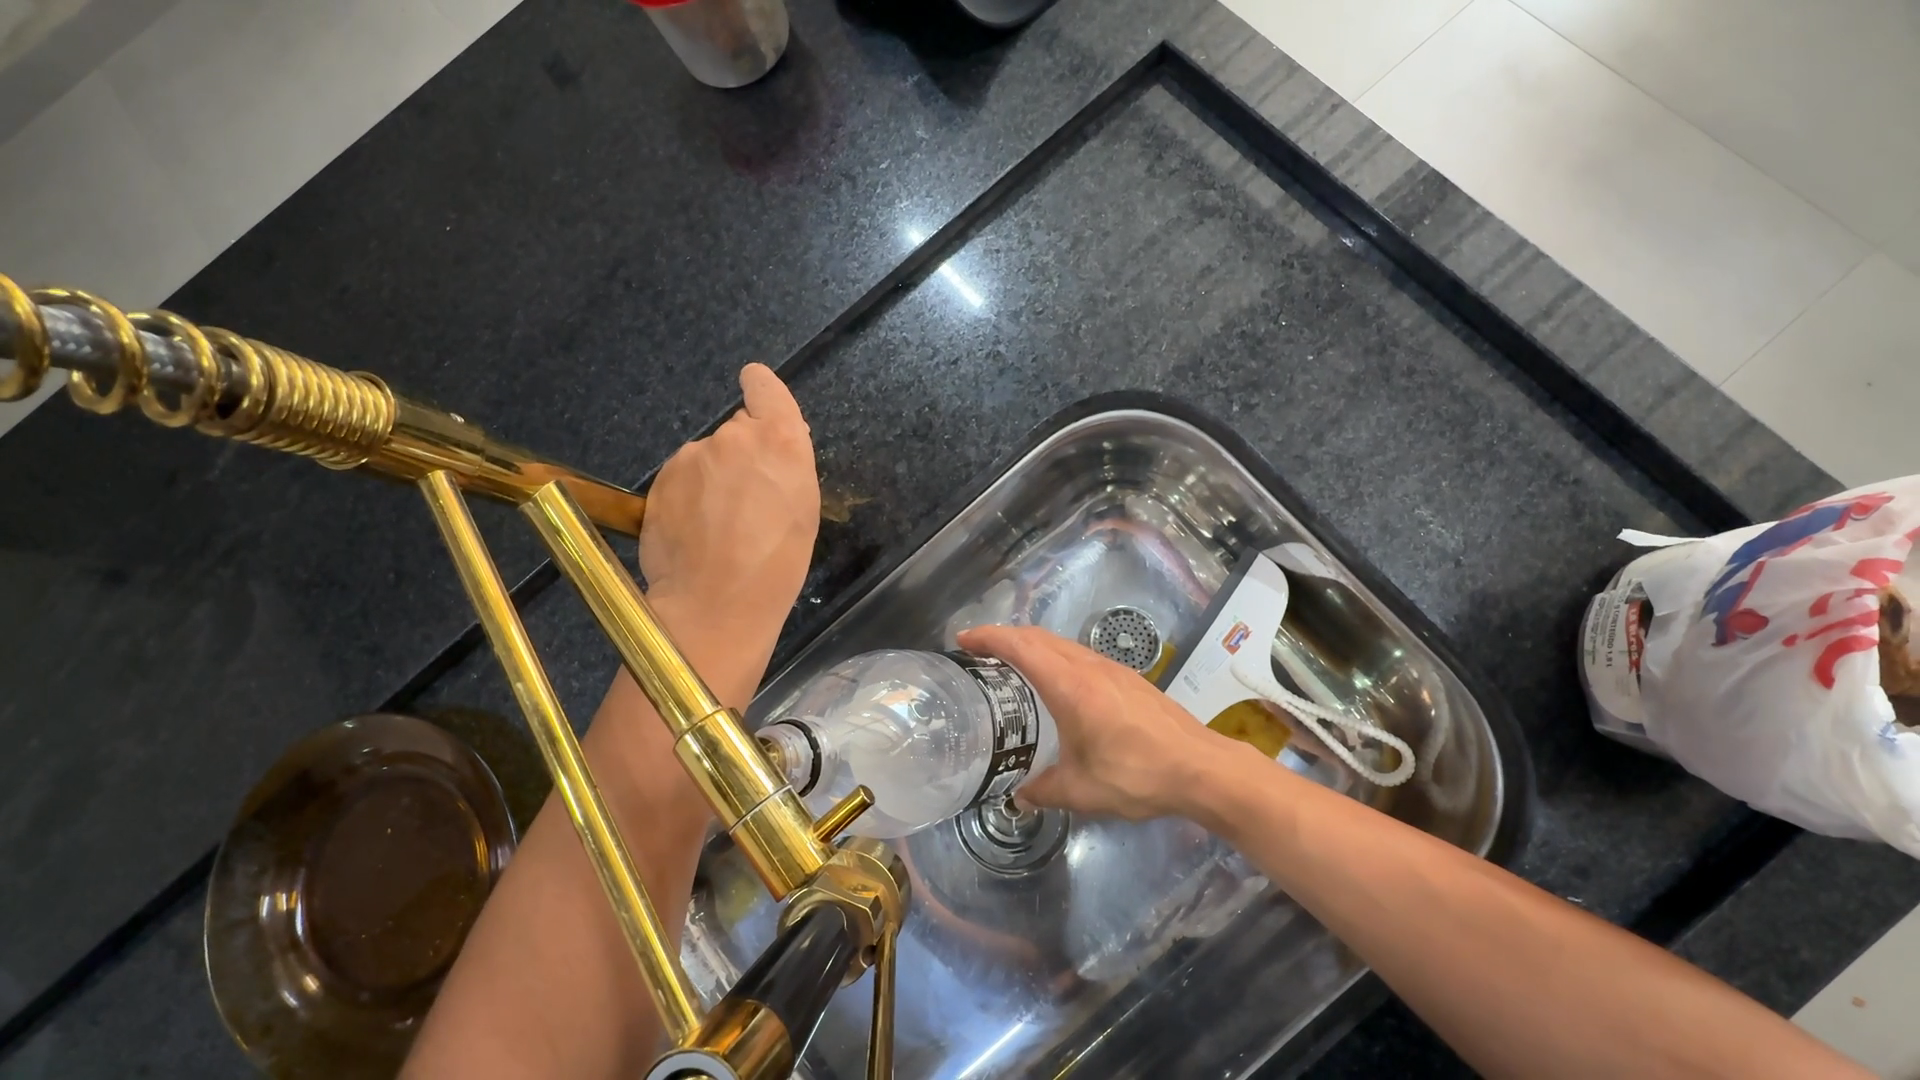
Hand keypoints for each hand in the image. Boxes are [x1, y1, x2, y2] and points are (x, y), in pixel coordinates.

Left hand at [640, 364, 818, 645]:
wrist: (716, 602)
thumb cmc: (778, 562)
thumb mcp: (803, 507)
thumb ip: (787, 462)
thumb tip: (773, 442)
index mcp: (778, 439)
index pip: (763, 385)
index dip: (760, 388)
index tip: (756, 393)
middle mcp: (733, 436)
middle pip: (737, 432)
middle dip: (742, 456)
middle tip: (748, 502)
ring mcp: (691, 457)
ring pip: (706, 459)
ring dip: (712, 480)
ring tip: (719, 528)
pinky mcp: (661, 481)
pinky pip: (681, 480)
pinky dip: (688, 499)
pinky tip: (696, 534)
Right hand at [956, 625, 1250, 820]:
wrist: (1202, 769)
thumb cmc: (1137, 775)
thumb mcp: (1082, 790)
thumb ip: (1044, 791)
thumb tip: (1018, 796)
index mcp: (1072, 686)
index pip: (1021, 647)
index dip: (989, 638)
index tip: (963, 640)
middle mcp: (1090, 667)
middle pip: (1040, 637)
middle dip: (1005, 637)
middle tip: (977, 652)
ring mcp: (1113, 670)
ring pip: (1062, 645)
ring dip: (1032, 646)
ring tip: (1009, 665)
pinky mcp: (1129, 680)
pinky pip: (1080, 656)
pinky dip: (1055, 658)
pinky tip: (1055, 684)